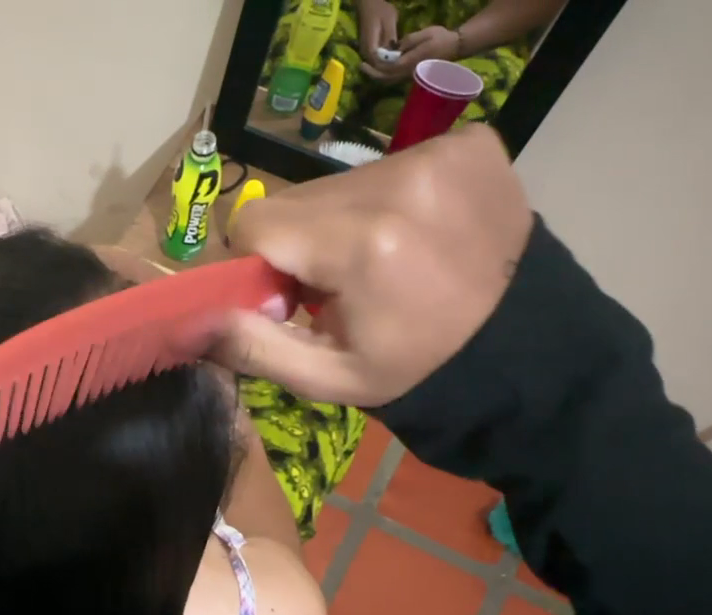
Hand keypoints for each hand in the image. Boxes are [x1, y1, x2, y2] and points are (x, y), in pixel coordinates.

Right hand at [218, 125, 530, 406]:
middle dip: (297, 244)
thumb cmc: (414, 369)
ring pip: (338, 182)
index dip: (256, 264)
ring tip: (379, 263)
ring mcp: (441, 153)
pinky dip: (387, 201)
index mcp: (361, 244)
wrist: (523, 348)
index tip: (288, 297)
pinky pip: (389, 165)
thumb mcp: (326, 377)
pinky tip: (415, 236)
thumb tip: (188, 321)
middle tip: (335, 287)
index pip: (254, 223)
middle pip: (296, 200)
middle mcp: (399, 182)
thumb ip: (252, 346)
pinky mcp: (469, 141)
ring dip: (339, 222)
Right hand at [356, 0, 399, 76]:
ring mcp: (365, 53)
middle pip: (377, 68)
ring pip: (376, 66)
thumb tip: (394, 52)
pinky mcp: (368, 51)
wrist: (369, 5)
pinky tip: (396, 58)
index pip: (378, 64)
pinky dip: (385, 61)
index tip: (402, 64)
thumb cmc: (380, 10)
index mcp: (370, 47)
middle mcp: (365, 53)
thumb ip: (391, 37)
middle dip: (390, 69)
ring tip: (402, 64)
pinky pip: (376, 60)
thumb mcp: (389, 21)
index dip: (390, 66)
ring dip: (388, 66)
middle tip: (405, 66)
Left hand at [369, 24, 462, 80]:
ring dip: (377, 75)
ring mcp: (408, 76)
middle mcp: (407, 73)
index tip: (366, 60)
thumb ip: (408, 41)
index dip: (375, 65)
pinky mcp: (410, 75)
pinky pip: (393, 78)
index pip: (387, 68)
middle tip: (361, 66)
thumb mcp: (425, 34)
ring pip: (388, 80)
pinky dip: (384, 74)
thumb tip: (395, 48)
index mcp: (409, 63)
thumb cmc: (441, 38)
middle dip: (372, 73)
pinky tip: (381, 67)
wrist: (455, 47)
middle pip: (385, 78)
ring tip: (368, 67)